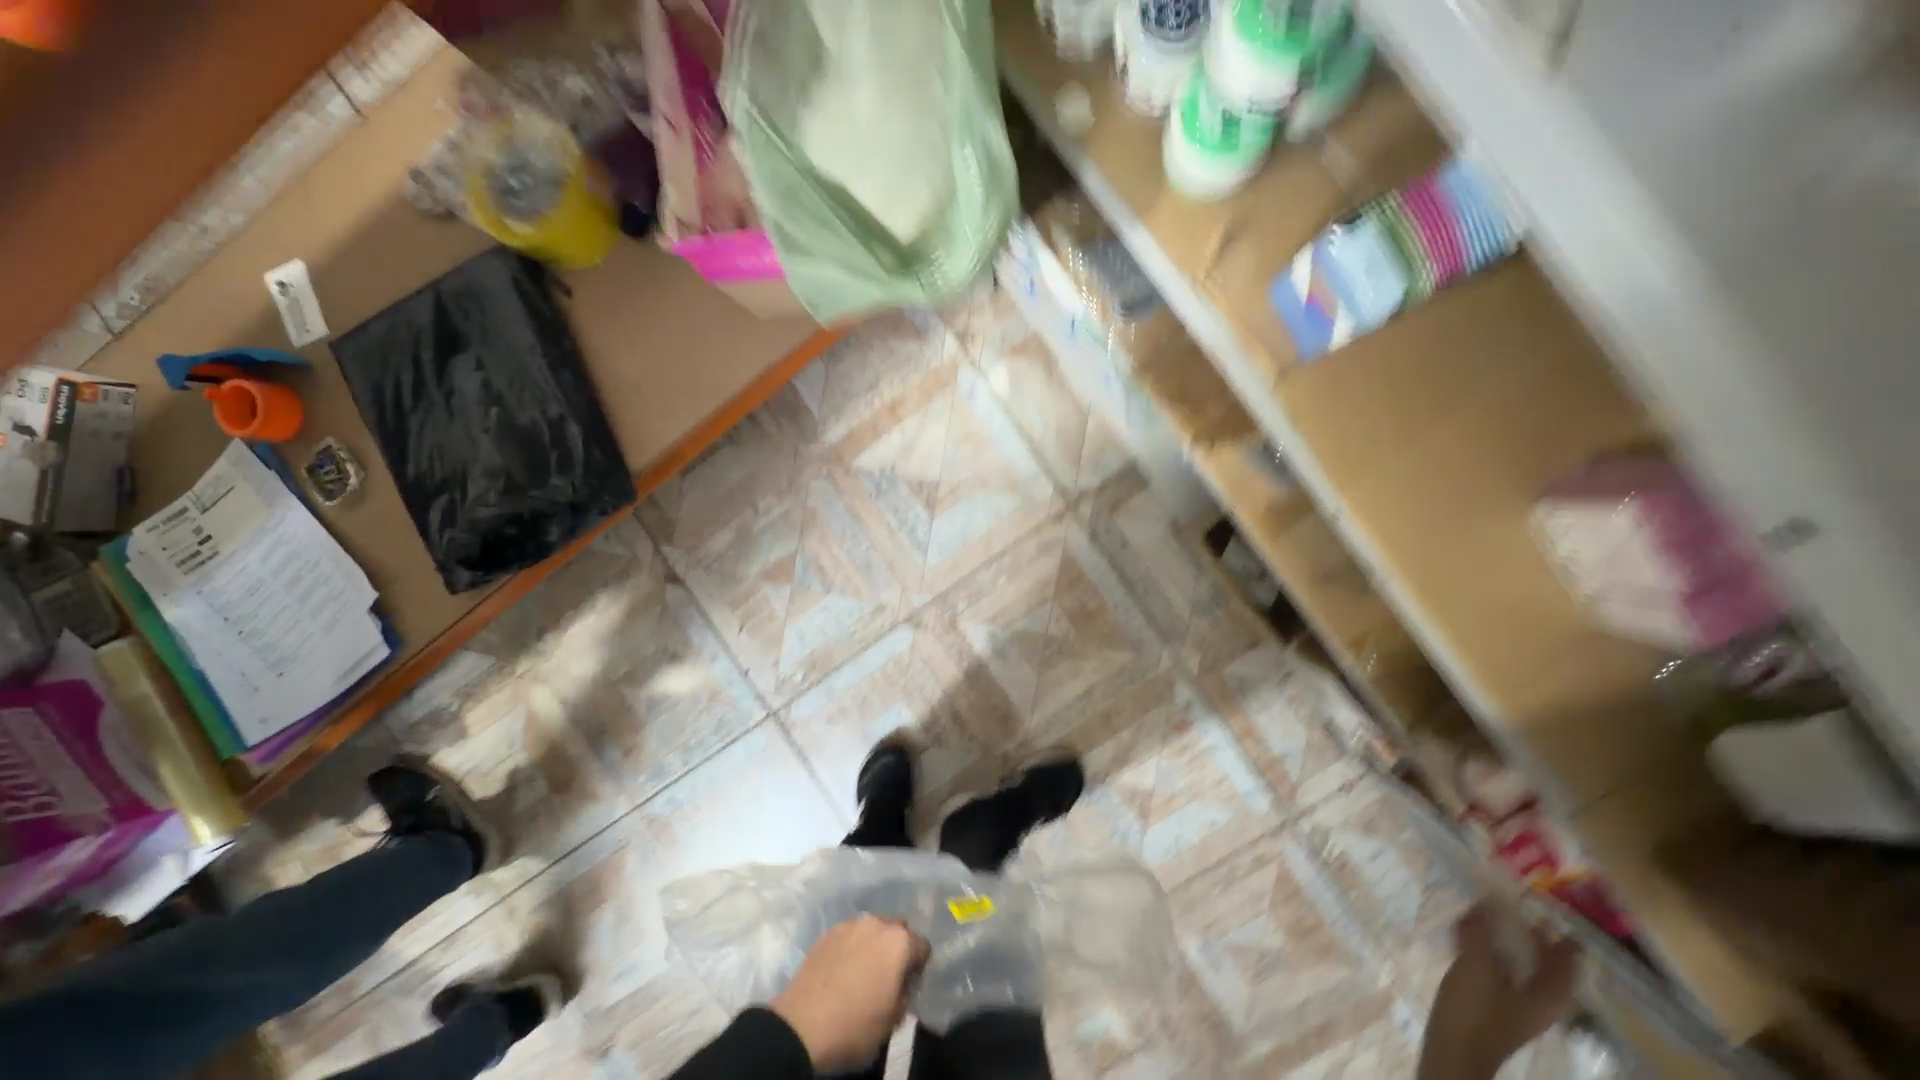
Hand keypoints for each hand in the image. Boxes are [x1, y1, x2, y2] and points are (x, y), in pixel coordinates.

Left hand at [770, 915, 929, 1071]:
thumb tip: (902, 983)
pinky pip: (849, 936)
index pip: (923, 947)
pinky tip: (843, 970)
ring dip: (873, 946)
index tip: (907, 987)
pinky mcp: (825, 933)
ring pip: (871, 931)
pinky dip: (851, 948)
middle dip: (896, 950)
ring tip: (862, 972)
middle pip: (897, 931)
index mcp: (899, 942)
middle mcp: (876, 923)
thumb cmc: (855, 1025)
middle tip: (886, 978)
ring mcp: (848, 925)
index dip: (918, 968)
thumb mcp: (893, 1020)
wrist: (801, 1027)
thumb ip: (906, 993)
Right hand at [1417, 903, 1581, 1079]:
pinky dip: (1486, 951)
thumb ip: (1482, 931)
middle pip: (1541, 956)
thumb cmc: (1474, 1013)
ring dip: (1500, 937)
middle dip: (1522, 928)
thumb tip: (1488, 897)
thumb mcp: (1477, 965)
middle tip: (1501, 899)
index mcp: (1550, 992)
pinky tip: (1461, 938)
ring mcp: (1518, 1004)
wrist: (1452, 1054)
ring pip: (1517, 962)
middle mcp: (1542, 998)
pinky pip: (1498, 970)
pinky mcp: (1496, 1007)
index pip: (1567, 953)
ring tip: (1477, 914)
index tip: (1537, 898)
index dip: (1556, 925)